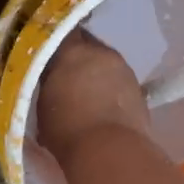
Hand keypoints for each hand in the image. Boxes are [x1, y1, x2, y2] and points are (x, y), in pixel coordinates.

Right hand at [37, 33, 150, 159]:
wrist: (111, 152)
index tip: (45, 49)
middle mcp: (102, 53)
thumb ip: (47, 83)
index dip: (53, 40)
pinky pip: (118, 82)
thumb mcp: (43, 102)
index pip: (61, 31)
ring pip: (104, 63)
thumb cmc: (66, 127)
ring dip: (94, 72)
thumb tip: (49, 80)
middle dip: (76, 55)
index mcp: (73, 51)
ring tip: (83, 91)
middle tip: (62, 71)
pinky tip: (101, 105)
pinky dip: (109, 88)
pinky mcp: (140, 91)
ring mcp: (125, 70)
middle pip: (87, 45)